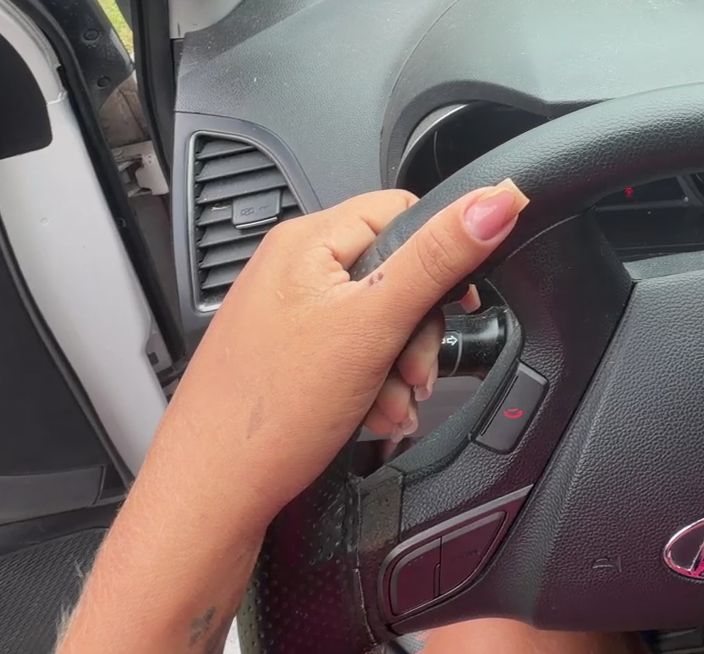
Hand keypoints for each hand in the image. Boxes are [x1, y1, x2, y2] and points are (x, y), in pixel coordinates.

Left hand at [59, 182, 528, 653]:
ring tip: (394, 400)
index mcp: (307, 240)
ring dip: (400, 359)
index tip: (458, 300)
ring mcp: (287, 311)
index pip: (403, 211)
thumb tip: (496, 200)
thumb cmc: (270, 414)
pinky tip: (373, 410)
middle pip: (394, 269)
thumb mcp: (375, 323)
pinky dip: (373, 378)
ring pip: (377, 314)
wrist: (208, 503)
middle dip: (418, 325)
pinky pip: (351, 346)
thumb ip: (439, 257)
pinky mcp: (286, 350)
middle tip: (416, 367)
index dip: (441, 253)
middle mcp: (292, 267)